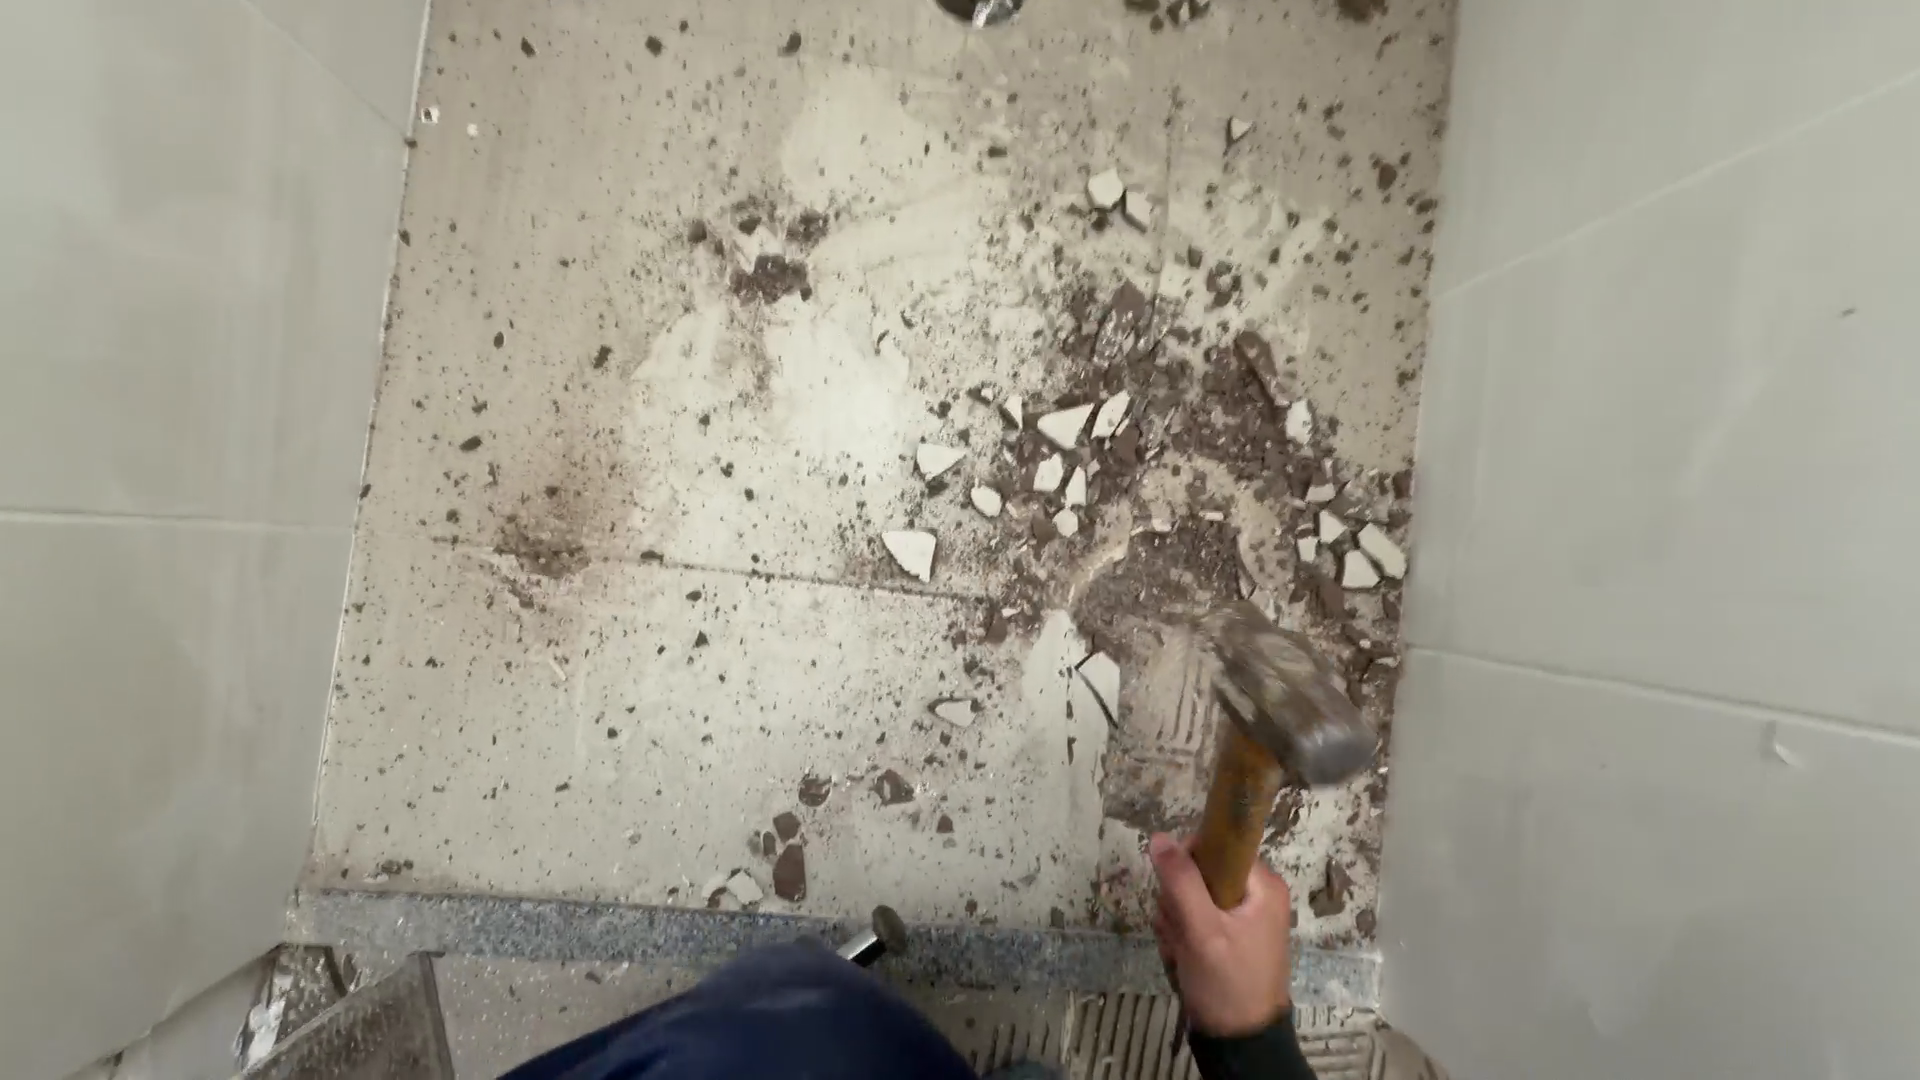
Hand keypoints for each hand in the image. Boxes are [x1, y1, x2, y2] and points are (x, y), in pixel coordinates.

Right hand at [1149, 833, 1293, 1036]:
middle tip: (1183, 930)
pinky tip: (1183, 955)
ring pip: (1188, 893)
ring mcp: (1240, 914)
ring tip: (1183, 948)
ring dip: (1175, 920)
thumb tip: (1158, 837)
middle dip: (1178, 900)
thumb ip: (1181, 881)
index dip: (1189, 861)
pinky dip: (1180, 934)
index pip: (1214, 844)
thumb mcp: (1202, 931)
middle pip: (1197, 869)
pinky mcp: (1226, 933)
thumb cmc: (1228, 984)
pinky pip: (1191, 915)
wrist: (1240, 1045)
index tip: (1179, 892)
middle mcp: (1254, 893)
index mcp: (1263, 884)